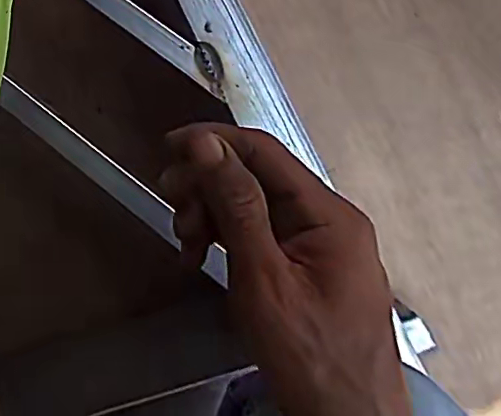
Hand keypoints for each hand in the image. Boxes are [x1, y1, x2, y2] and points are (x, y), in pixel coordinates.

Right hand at [160, 125, 409, 415]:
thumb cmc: (312, 361)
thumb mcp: (264, 276)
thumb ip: (236, 204)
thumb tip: (207, 144)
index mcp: (330, 217)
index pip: (263, 150)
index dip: (212, 141)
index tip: (170, 147)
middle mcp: (327, 220)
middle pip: (251, 174)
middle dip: (205, 186)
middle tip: (173, 203)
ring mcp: (315, 241)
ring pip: (245, 200)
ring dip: (207, 212)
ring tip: (187, 241)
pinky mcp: (301, 261)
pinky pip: (252, 228)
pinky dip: (219, 235)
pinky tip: (198, 254)